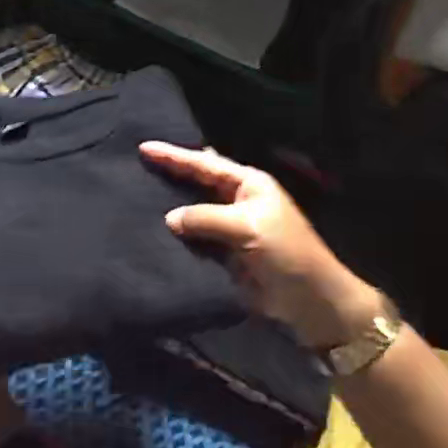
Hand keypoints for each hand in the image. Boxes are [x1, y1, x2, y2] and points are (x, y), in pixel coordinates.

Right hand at [142, 143, 385, 350]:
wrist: (310, 301)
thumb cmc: (286, 253)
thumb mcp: (248, 228)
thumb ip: (206, 218)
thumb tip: (170, 217)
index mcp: (248, 183)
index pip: (205, 164)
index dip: (175, 156)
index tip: (145, 146)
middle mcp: (237, 199)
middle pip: (198, 182)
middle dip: (171, 174)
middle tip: (137, 164)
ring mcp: (231, 226)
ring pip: (194, 210)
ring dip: (171, 205)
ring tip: (137, 193)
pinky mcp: (225, 252)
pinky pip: (196, 237)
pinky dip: (178, 235)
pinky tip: (155, 231)